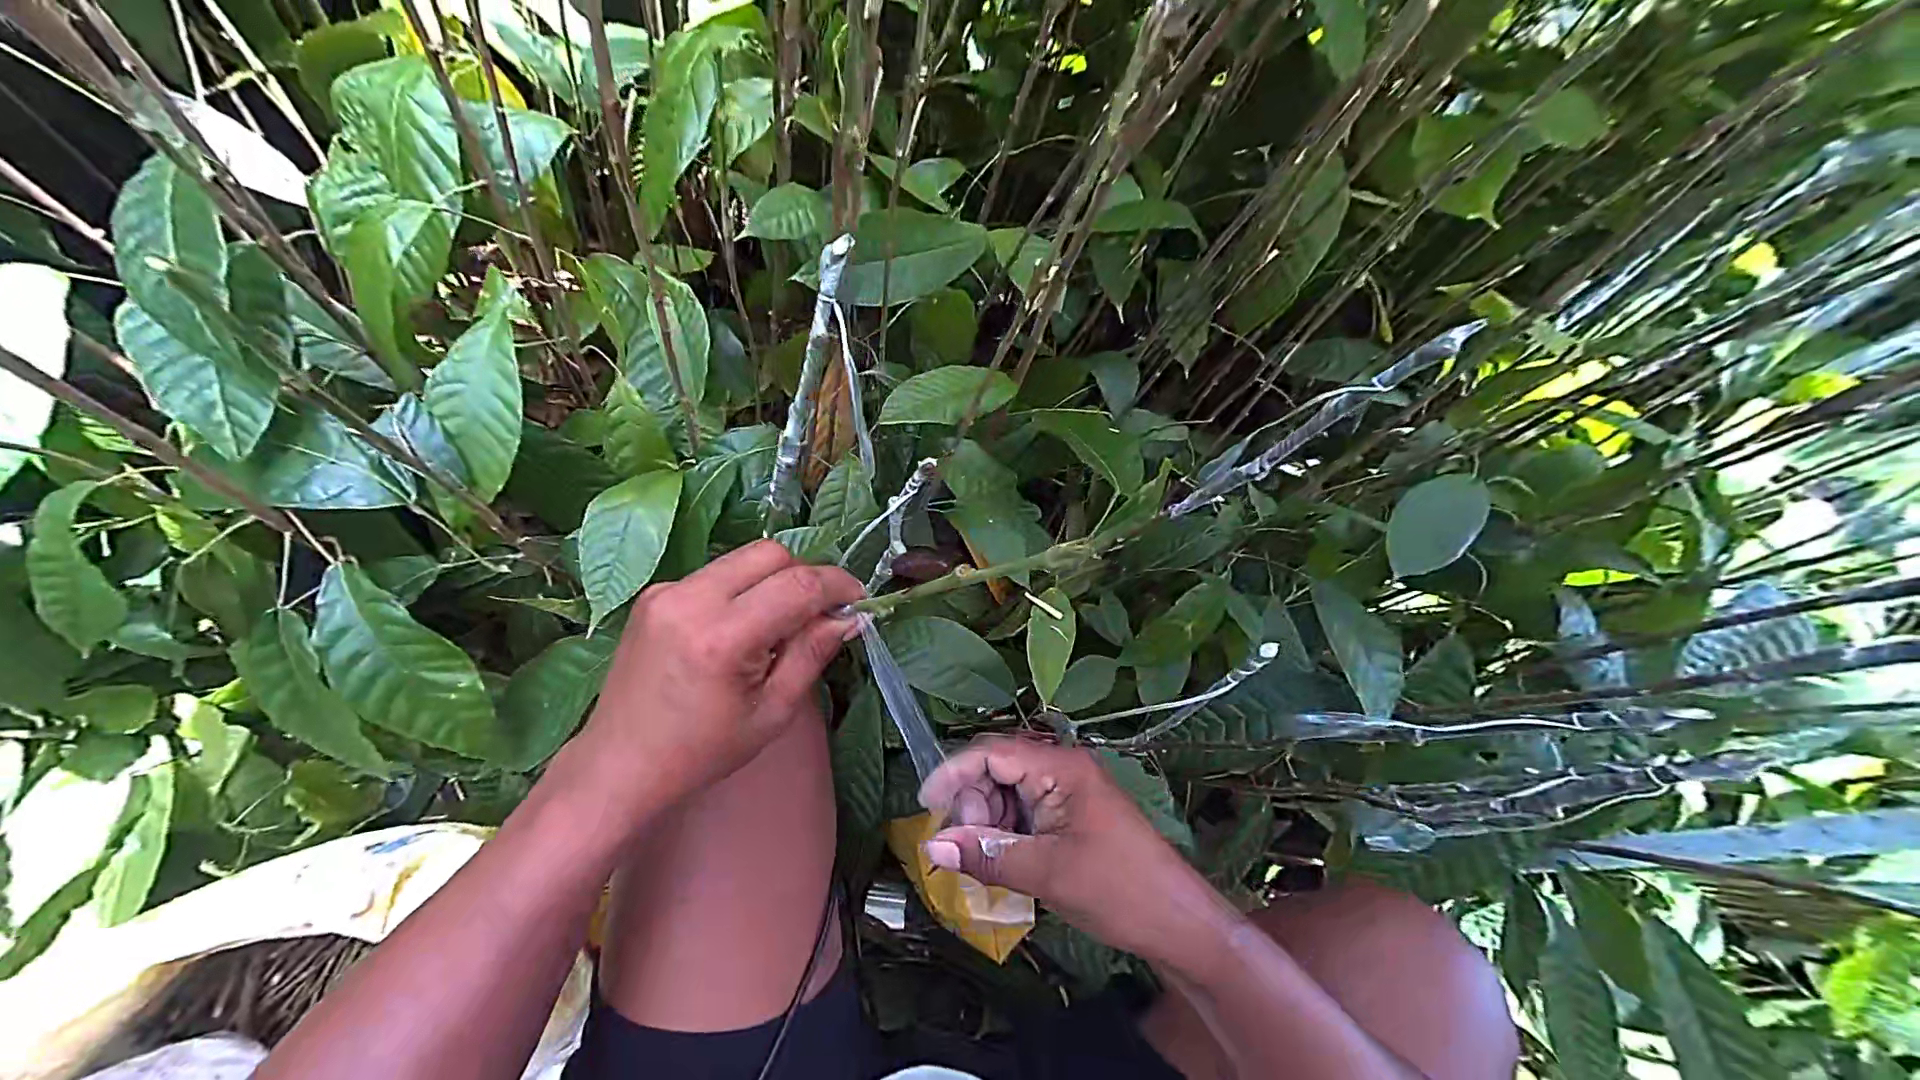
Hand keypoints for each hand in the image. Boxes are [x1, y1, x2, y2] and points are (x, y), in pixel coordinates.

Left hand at [579, 540, 864, 805]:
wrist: (619, 766)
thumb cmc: (702, 752)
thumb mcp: (773, 711)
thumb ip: (812, 653)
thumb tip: (850, 616)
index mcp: (721, 637)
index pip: (797, 584)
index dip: (838, 585)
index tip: (859, 599)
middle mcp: (689, 600)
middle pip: (770, 554)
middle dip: (806, 575)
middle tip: (821, 611)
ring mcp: (666, 592)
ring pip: (743, 558)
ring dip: (775, 580)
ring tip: (782, 623)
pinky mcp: (654, 594)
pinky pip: (716, 574)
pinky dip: (743, 589)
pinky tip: (742, 627)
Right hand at [918, 735, 1233, 964]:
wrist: (1179, 921)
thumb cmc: (1118, 889)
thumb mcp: (1046, 872)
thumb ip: (986, 854)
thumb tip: (931, 847)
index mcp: (1061, 767)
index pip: (992, 752)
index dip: (954, 773)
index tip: (925, 804)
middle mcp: (1062, 769)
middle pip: (997, 769)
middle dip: (973, 804)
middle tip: (965, 846)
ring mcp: (1068, 791)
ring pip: (1007, 792)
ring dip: (988, 821)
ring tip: (986, 860)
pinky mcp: (1071, 813)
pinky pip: (1025, 811)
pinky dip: (1006, 832)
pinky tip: (1002, 860)